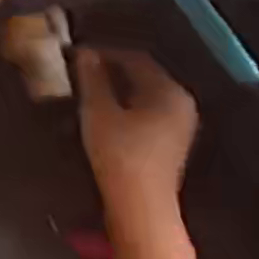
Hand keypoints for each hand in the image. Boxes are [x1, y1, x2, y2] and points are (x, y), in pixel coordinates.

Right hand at [74, 48, 198, 216]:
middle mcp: (181, 103)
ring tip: (86, 89)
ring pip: (143, 94)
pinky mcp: (170, 142)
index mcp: (169, 90)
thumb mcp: (99, 111)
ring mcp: (179, 124)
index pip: (135, 58)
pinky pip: (146, 111)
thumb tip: (85, 53)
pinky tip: (103, 111)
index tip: (77, 53)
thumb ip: (92, 79)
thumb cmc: (120, 153)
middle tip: (80, 69)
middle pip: (142, 75)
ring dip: (115, 88)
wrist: (140, 205)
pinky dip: (124, 105)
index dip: (104, 52)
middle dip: (110, 69)